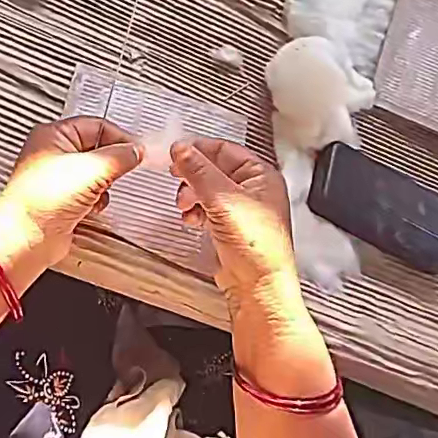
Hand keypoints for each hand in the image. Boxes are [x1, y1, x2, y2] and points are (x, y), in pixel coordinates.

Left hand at [0, 118, 141, 277]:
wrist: (26, 241)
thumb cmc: (40, 202)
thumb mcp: (90, 170)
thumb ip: (120, 156)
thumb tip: (136, 151)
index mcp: (54, 135)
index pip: (98, 126)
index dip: (120, 138)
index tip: (137, 151)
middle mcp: (54, 153)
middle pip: (99, 150)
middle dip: (111, 165)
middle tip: (116, 172)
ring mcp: (58, 178)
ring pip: (98, 173)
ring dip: (104, 185)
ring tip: (95, 193)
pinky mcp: (63, 199)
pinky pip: (92, 193)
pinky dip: (97, 200)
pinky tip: (89, 207)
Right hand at [170, 138, 299, 301]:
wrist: (258, 288)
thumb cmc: (257, 248)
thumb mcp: (223, 200)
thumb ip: (199, 172)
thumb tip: (182, 150)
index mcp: (261, 175)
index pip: (225, 149)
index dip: (199, 149)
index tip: (177, 152)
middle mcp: (253, 190)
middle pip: (214, 169)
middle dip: (192, 175)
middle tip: (177, 176)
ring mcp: (241, 209)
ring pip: (207, 190)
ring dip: (191, 194)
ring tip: (185, 204)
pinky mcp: (230, 227)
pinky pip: (206, 209)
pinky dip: (195, 211)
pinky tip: (191, 218)